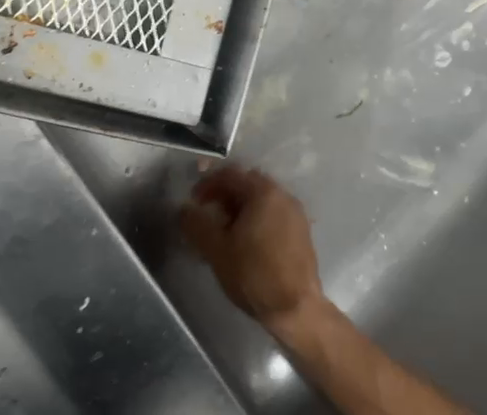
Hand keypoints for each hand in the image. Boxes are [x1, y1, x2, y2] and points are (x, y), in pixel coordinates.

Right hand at [181, 166, 323, 329]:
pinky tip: (245, 243)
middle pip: (247, 185)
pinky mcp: (302, 234)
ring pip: (261, 201)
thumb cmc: (254, 274)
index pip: (230, 175)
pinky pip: (273, 215)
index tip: (193, 202)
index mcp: (264, 192)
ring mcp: (296, 215)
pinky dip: (255, 220)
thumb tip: (184, 209)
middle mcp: (283, 196)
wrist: (296, 310)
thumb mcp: (216, 249)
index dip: (207, 184)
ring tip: (224, 232)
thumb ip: (196, 224)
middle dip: (223, 196)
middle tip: (207, 215)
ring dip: (239, 209)